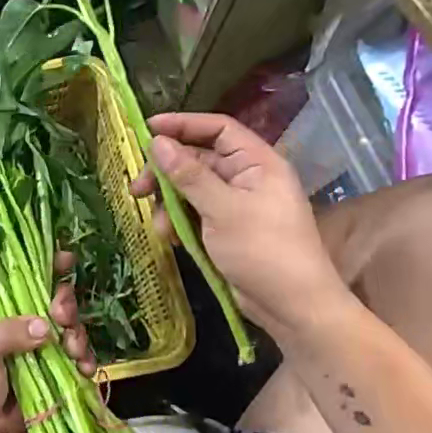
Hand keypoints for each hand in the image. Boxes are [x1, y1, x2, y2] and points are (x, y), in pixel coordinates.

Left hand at [0, 251, 95, 432]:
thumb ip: (9, 333)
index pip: (25, 280)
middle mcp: (25, 324)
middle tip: (63, 318)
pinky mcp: (57, 372)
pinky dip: (86, 361)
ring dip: (78, 335)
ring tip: (73, 351)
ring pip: (71, 329)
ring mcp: (43, 349)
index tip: (66, 260)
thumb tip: (45, 325)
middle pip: (55, 302)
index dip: (47, 267)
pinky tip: (85, 369)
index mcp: (2, 311)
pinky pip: (79, 359)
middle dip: (66, 305)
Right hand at [129, 112, 342, 331]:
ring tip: (158, 225)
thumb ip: (188, 175)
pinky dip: (179, 222)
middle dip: (166, 172)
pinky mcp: (227, 228)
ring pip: (191, 189)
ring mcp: (237, 204)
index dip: (182, 125)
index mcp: (257, 163)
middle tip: (138, 188)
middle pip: (198, 159)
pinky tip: (170, 238)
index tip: (146, 129)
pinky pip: (195, 213)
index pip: (217, 129)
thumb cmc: (264, 250)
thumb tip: (156, 142)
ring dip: (169, 202)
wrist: (293, 307)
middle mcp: (247, 177)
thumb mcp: (222, 209)